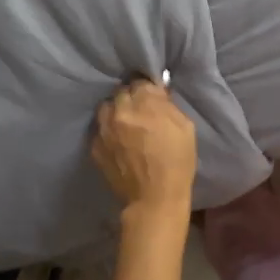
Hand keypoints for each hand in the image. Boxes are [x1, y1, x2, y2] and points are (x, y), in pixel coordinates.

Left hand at [92, 79, 196, 219]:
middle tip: (140, 109)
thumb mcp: (185, 127)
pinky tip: (117, 138)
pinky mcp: (94, 146)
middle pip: (121, 92)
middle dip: (131, 97)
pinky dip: (107, 129)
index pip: (140, 81)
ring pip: (106, 107)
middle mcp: (120, 111)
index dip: (147, 88)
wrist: (154, 198)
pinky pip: (99, 128)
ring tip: (124, 121)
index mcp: (145, 103)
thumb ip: (168, 105)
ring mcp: (104, 129)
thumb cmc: (177, 161)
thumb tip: (157, 93)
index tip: (152, 96)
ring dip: (116, 110)